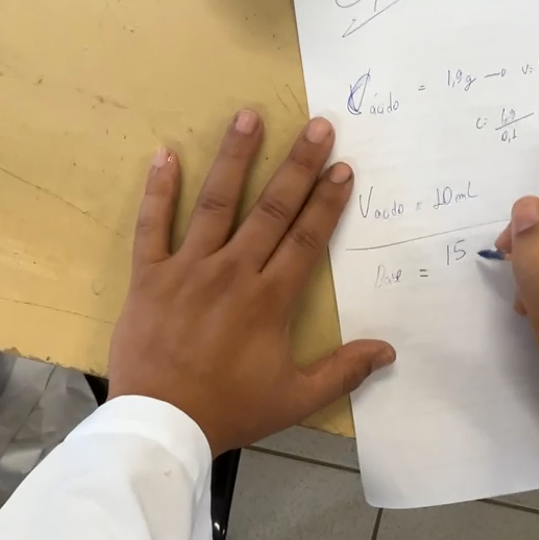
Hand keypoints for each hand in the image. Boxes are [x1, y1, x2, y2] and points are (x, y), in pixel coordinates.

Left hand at [108, 110, 396, 454]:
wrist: (165, 424)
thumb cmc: (232, 410)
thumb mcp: (295, 399)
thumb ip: (342, 372)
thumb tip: (388, 351)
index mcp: (270, 300)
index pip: (306, 240)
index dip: (327, 202)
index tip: (343, 168)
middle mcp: (234, 273)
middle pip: (271, 210)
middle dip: (298, 165)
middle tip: (317, 125)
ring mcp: (189, 270)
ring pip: (216, 204)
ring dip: (236, 158)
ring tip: (250, 116)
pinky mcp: (150, 278)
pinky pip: (152, 227)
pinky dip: (159, 191)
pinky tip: (166, 154)